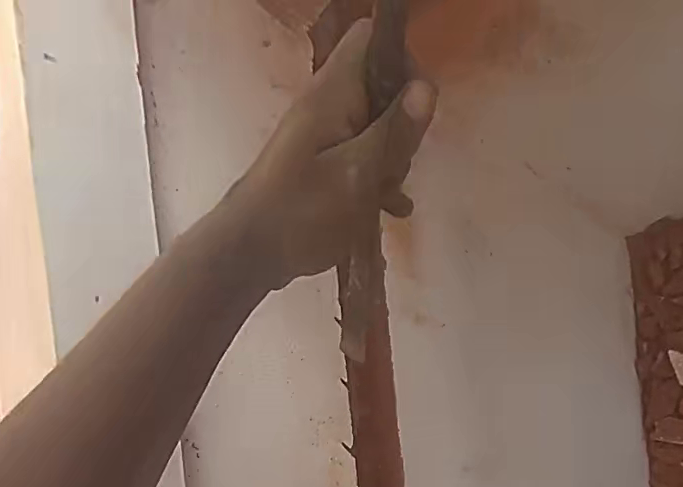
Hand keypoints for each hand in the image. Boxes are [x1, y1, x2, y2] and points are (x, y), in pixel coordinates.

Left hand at [226, 19, 435, 290]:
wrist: (255, 250)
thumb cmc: (304, 212)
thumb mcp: (357, 175)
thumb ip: (393, 133)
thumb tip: (427, 88)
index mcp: (333, 92)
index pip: (372, 40)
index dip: (404, 63)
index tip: (419, 111)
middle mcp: (328, 104)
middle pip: (381, 88)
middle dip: (402, 124)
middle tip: (398, 165)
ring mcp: (325, 136)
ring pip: (376, 128)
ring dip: (393, 160)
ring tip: (390, 195)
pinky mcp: (324, 165)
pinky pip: (364, 159)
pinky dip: (379, 180)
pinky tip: (389, 210)